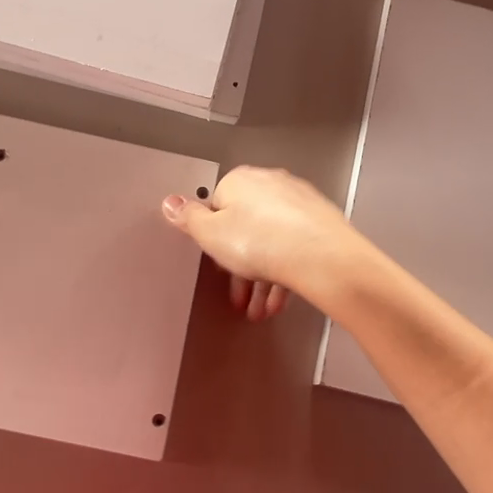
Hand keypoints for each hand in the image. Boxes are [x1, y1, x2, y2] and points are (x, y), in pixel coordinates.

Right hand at [160, 165, 364, 319]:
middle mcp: (270, 184)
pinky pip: (294, 247)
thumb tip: (171, 203)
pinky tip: (279, 302)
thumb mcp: (210, 235)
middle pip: (246, 227)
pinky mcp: (319, 222)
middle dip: (240, 266)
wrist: (322, 257)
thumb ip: (188, 218)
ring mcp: (297, 202)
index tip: (216, 263)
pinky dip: (284, 272)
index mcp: (240, 182)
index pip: (217, 207)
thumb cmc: (263, 243)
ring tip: (259, 310)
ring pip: (271, 242)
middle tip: (238, 295)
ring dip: (262, 278)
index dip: (213, 240)